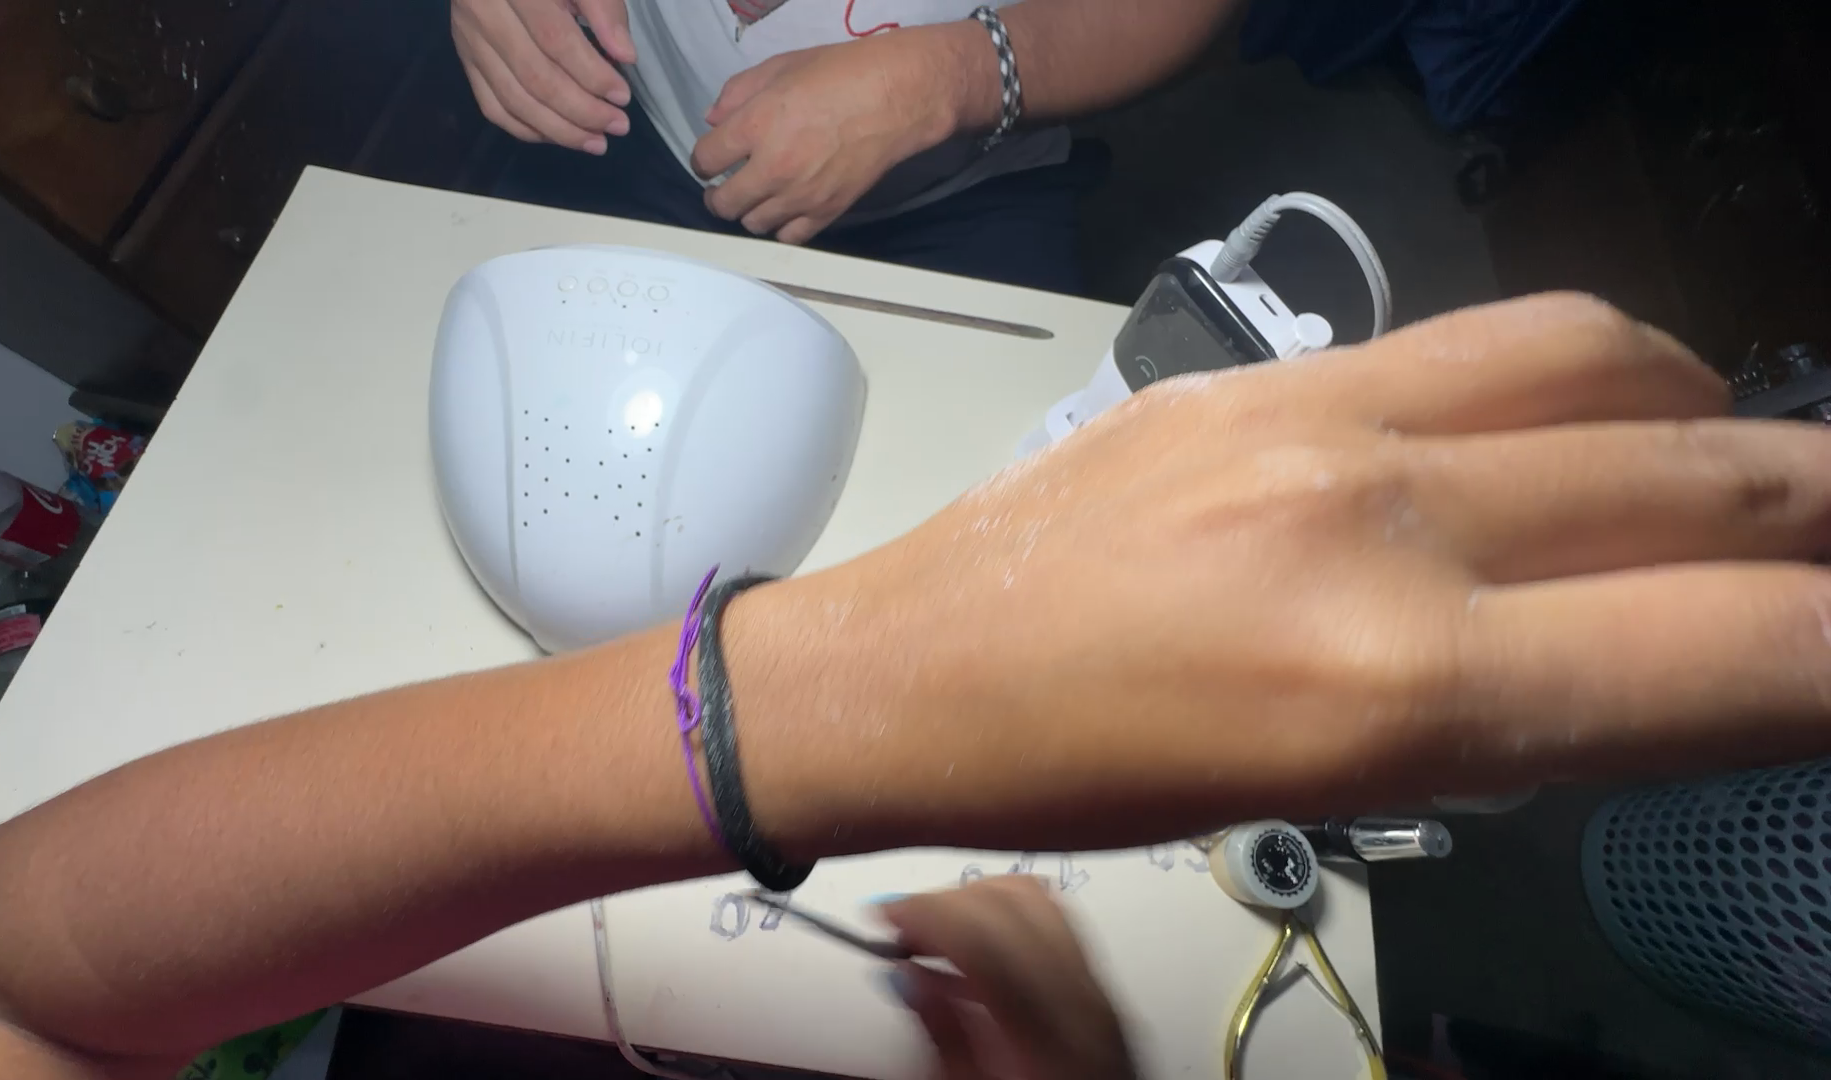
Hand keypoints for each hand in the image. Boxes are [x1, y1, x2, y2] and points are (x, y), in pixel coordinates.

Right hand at [450, 0, 635, 152]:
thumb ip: (603, 9)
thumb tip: (625, 56)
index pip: (555, 40)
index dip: (593, 75)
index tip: (623, 97)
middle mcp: (481, 10)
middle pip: (535, 77)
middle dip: (583, 111)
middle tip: (618, 125)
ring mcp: (469, 38)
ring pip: (515, 100)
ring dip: (561, 131)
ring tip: (598, 142)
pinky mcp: (466, 59)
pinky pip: (494, 108)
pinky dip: (530, 131)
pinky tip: (562, 136)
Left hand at [691, 24, 983, 243]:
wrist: (892, 99)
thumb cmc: (839, 75)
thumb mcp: (780, 67)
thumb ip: (738, 94)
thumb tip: (714, 121)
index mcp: (756, 125)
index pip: (706, 160)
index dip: (702, 161)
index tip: (708, 160)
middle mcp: (773, 167)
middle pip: (725, 204)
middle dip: (717, 197)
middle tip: (722, 189)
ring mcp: (800, 196)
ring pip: (754, 224)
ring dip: (749, 213)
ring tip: (756, 199)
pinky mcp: (824, 213)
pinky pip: (789, 237)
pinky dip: (780, 228)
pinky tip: (783, 213)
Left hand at [736, 293, 1830, 854]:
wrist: (912, 670)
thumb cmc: (1074, 767)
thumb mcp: (1304, 784)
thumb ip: (1488, 715)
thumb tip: (1635, 660)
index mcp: (1388, 678)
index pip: (1752, 648)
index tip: (1820, 659)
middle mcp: (1362, 518)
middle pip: (1707, 471)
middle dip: (1803, 522)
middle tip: (1796, 558)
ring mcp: (1285, 420)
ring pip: (1589, 351)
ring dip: (1676, 411)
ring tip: (1667, 465)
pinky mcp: (1220, 381)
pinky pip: (1433, 347)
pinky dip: (1517, 388)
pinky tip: (1486, 440)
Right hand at [879, 877, 1135, 1079]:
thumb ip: (941, 1036)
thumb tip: (905, 972)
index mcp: (1049, 1034)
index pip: (983, 936)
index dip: (925, 911)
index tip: (883, 914)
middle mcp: (1082, 997)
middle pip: (1006, 903)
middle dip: (942, 901)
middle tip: (901, 925)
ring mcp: (1096, 985)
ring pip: (1031, 895)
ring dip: (972, 898)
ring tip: (933, 928)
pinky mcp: (1096, 982)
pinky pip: (1049, 914)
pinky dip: (1003, 908)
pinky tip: (970, 938)